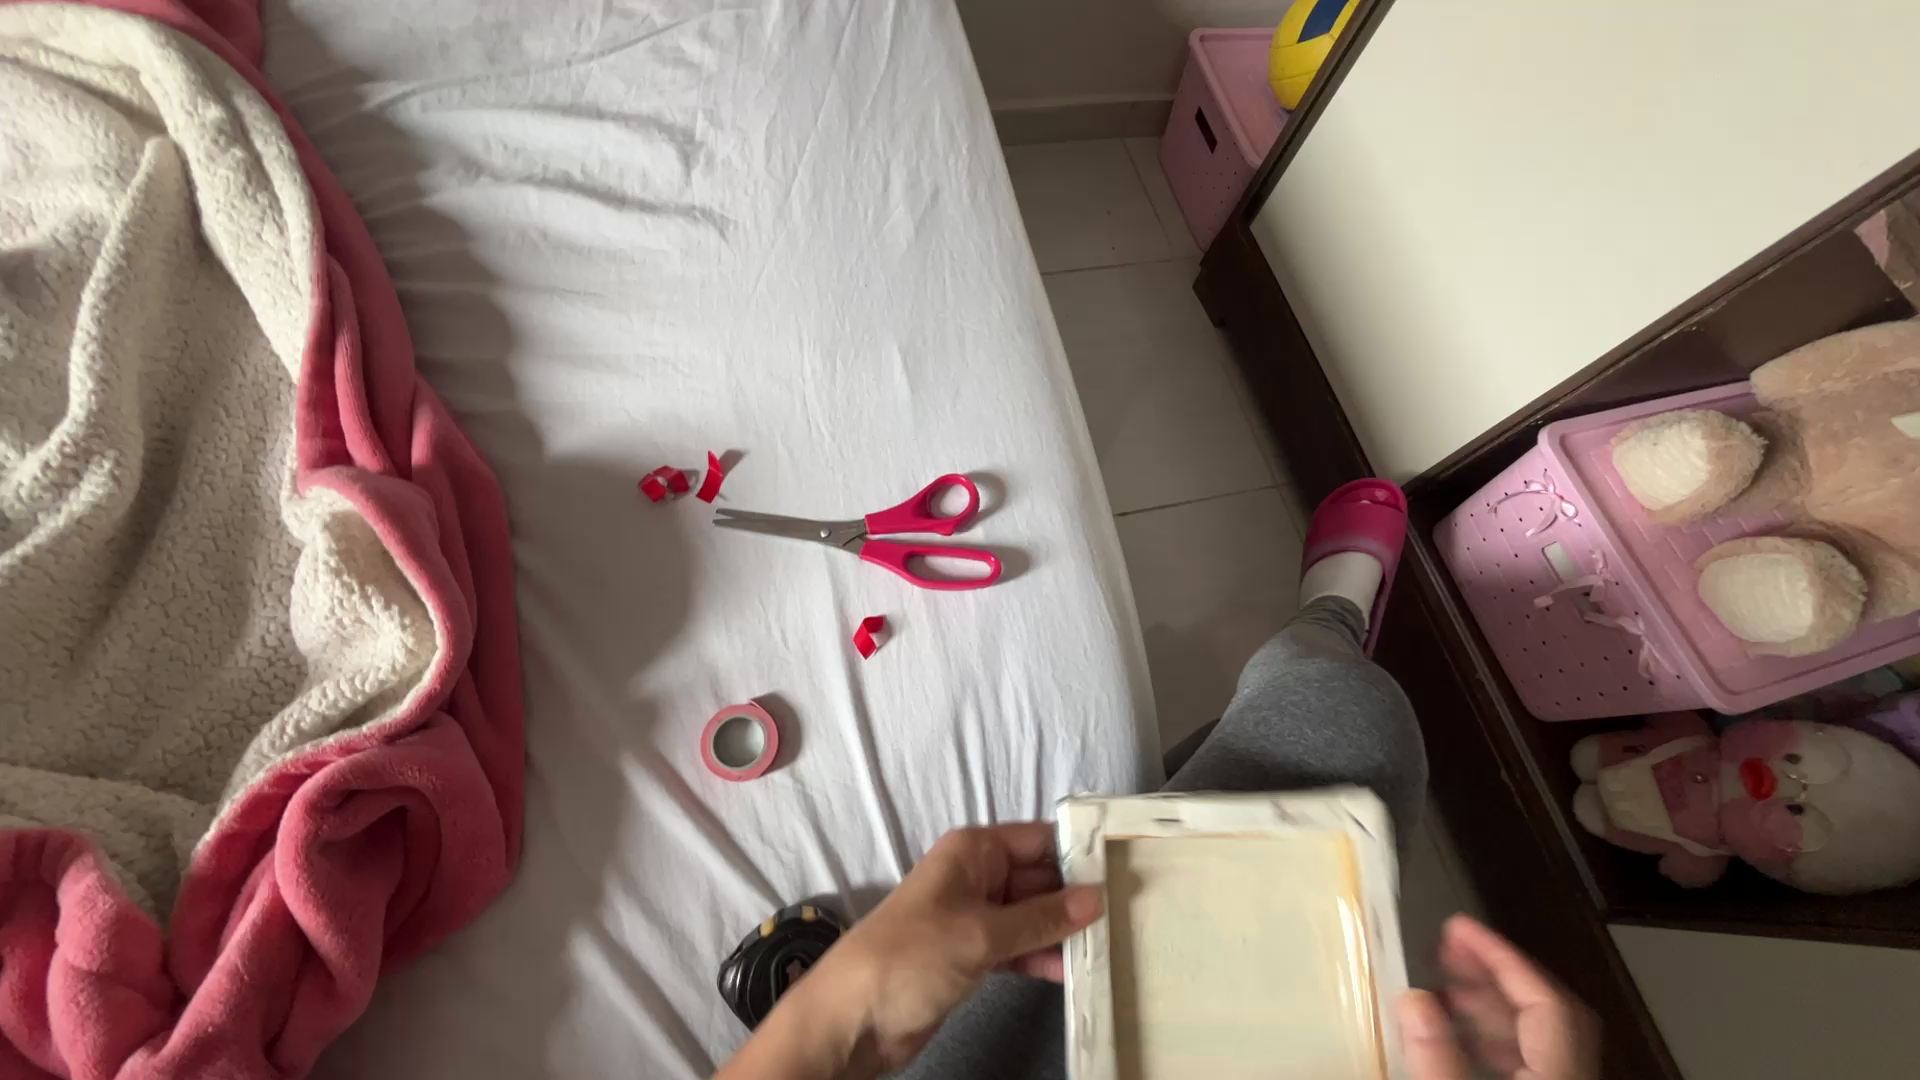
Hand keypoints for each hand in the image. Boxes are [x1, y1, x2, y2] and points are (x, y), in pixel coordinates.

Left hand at [718, 823, 1102, 1079]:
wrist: (855, 1015)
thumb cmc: (914, 954)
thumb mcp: (984, 932)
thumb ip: (1042, 918)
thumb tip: (1095, 898)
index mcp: (973, 851)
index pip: (1036, 839)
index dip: (1076, 852)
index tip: (1122, 867)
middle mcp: (976, 876)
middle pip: (1037, 877)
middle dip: (1075, 896)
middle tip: (1126, 914)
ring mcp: (974, 916)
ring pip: (1030, 915)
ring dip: (1062, 930)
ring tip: (1107, 946)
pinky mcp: (971, 954)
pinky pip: (1017, 946)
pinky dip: (1040, 956)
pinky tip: (1070, 971)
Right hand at [1398, 915, 1600, 1079]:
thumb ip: (1438, 1058)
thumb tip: (1414, 998)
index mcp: (1560, 1075)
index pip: (1544, 999)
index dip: (1501, 955)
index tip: (1459, 927)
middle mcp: (1571, 1077)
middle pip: (1548, 1010)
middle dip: (1493, 971)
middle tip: (1448, 948)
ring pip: (1541, 1035)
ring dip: (1491, 1003)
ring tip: (1443, 990)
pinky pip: (1533, 1058)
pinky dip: (1496, 1036)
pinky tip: (1459, 1038)